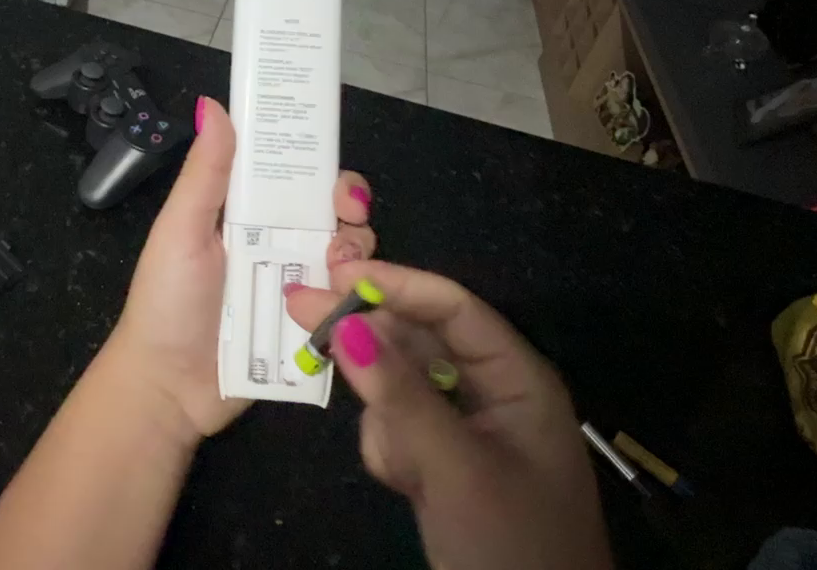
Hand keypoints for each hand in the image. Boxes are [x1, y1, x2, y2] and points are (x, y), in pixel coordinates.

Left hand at [104, 97, 377, 438]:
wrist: (168, 388)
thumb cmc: (167, 301)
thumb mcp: (181, 230)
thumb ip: (205, 172)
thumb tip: (214, 102)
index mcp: (245, 212)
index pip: (294, 175)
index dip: (319, 165)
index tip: (333, 172)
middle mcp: (277, 243)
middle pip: (332, 212)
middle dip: (350, 209)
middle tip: (346, 221)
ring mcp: (297, 286)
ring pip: (350, 256)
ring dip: (356, 254)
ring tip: (337, 269)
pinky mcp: (311, 328)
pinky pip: (349, 305)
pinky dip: (357, 299)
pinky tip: (347, 304)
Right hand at [286, 261, 612, 569]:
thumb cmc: (511, 546)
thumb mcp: (453, 467)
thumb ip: (398, 394)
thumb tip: (343, 325)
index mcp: (517, 377)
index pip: (452, 307)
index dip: (395, 283)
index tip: (334, 273)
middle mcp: (491, 390)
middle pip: (417, 337)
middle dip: (368, 338)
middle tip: (299, 308)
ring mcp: (464, 425)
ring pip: (398, 383)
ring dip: (385, 414)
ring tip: (404, 465)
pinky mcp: (441, 457)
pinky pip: (395, 424)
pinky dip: (389, 446)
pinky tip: (405, 482)